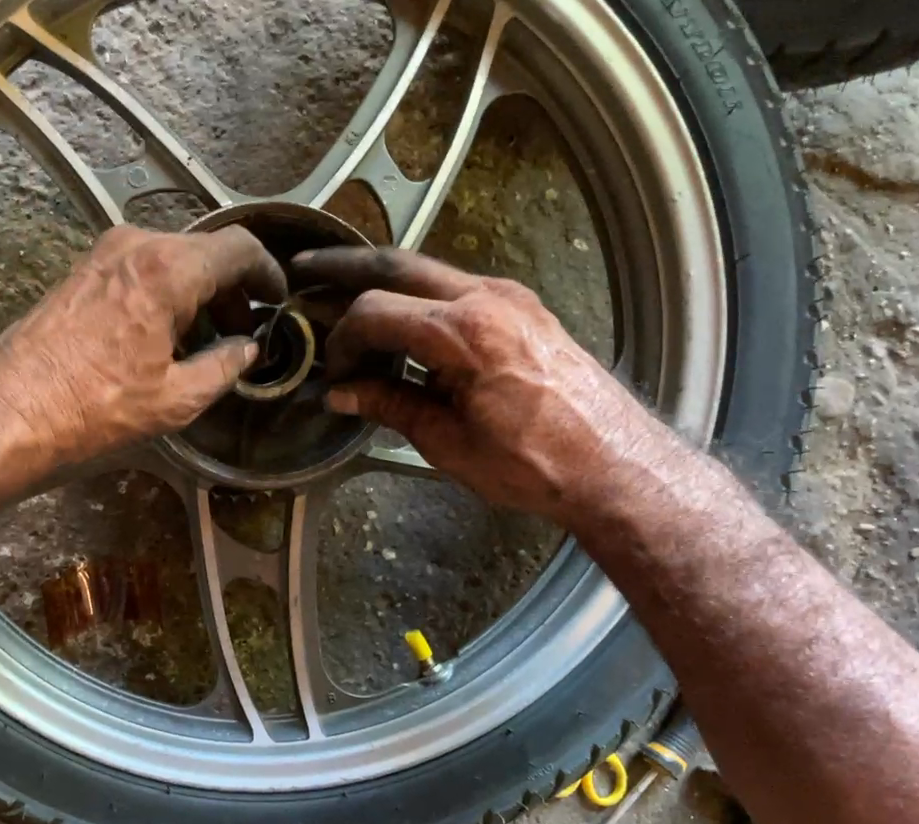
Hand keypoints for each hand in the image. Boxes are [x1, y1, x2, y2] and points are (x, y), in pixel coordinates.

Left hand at [0, 225, 286, 466]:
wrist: (11, 410)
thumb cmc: (96, 408)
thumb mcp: (175, 398)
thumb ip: (223, 367)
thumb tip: (245, 351)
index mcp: (168, 268)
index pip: (239, 248)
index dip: (267, 273)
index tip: (276, 301)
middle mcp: (135, 245)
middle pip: (204, 252)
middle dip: (231, 290)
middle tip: (239, 334)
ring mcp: (102, 254)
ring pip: (170, 260)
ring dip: (196, 294)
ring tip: (203, 343)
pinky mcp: (81, 272)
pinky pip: (139, 271)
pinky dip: (164, 295)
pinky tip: (163, 338)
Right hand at [294, 248, 670, 522]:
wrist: (614, 464)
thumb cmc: (531, 463)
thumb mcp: (446, 442)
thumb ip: (390, 406)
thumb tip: (341, 394)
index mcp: (462, 333)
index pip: (374, 311)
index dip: (341, 339)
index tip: (332, 373)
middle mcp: (486, 297)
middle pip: (397, 264)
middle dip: (345, 265)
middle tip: (304, 266)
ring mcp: (509, 296)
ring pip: (428, 270)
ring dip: (382, 279)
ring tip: (342, 290)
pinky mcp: (522, 308)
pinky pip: (456, 286)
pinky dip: (417, 295)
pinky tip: (400, 318)